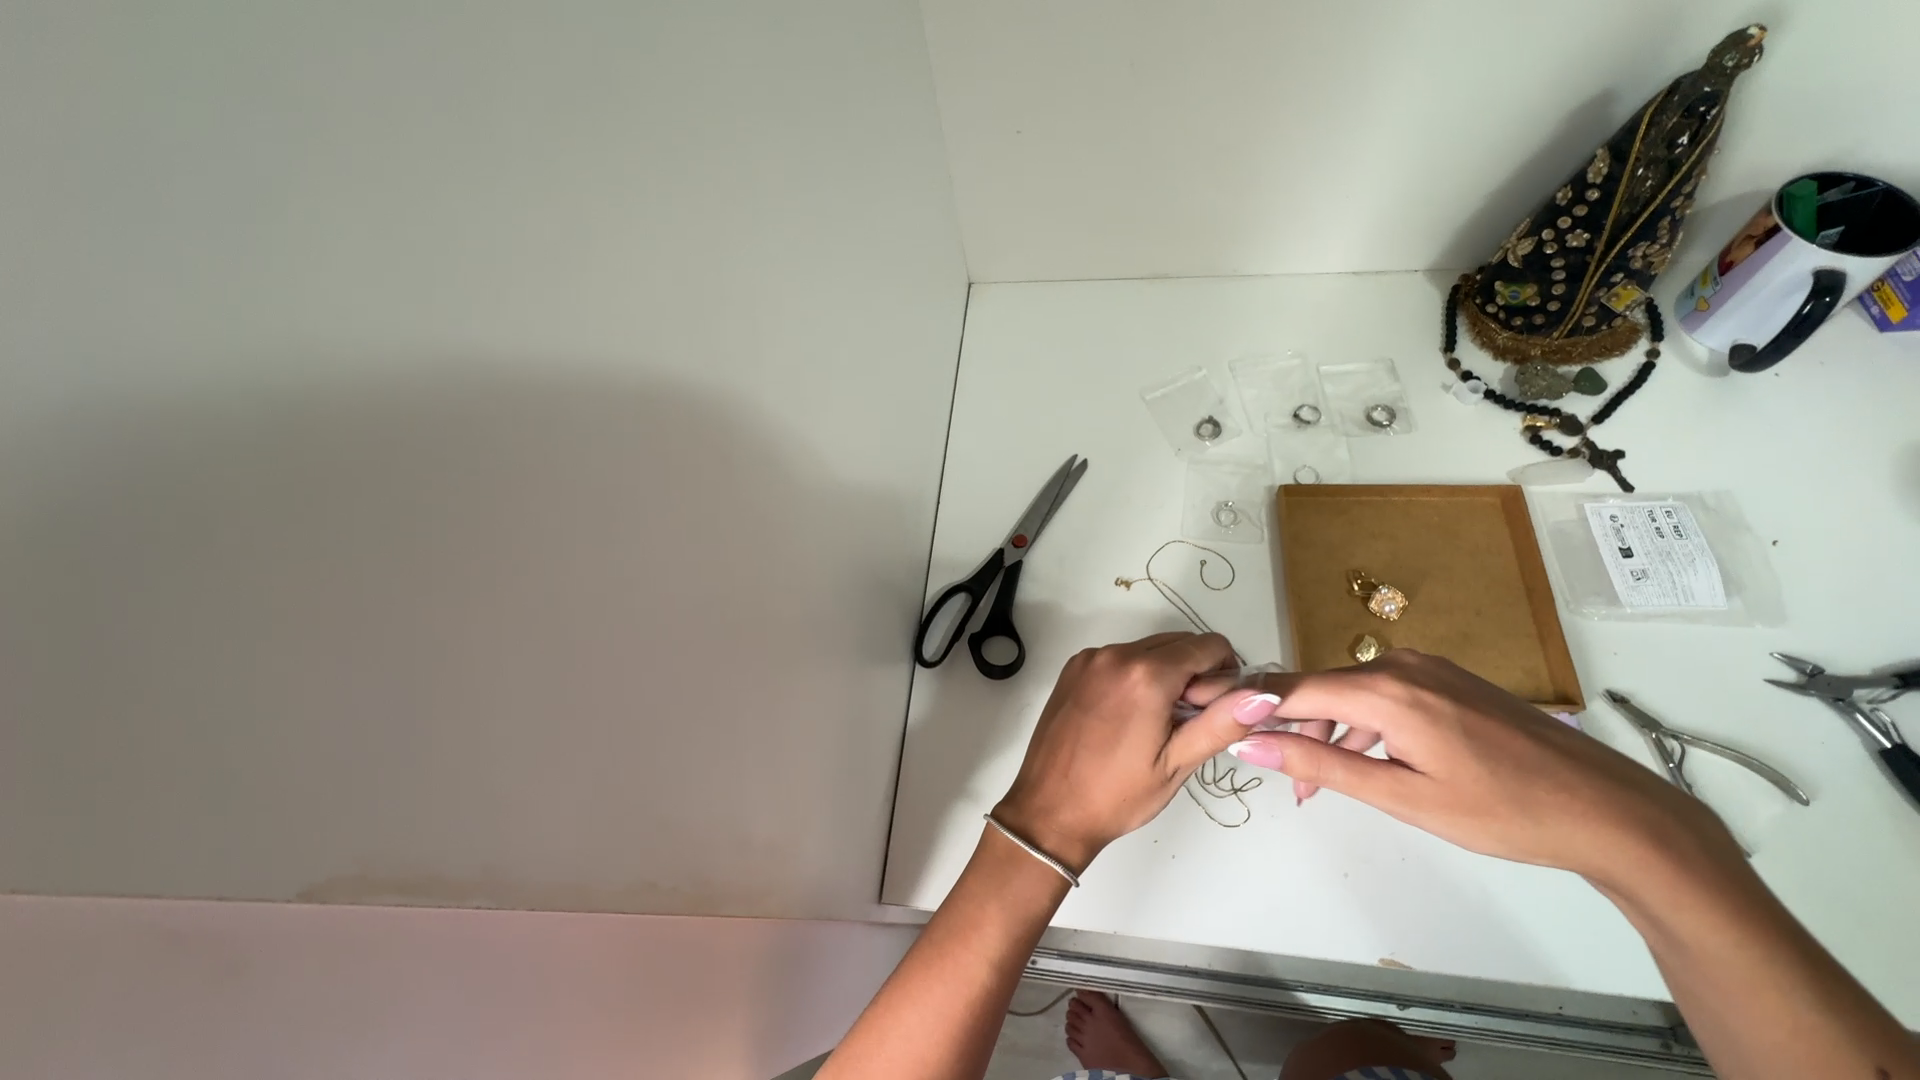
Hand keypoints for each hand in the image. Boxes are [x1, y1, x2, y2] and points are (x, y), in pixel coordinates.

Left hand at [992, 632, 1283, 872]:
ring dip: (1166, 673)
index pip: (1208, 645)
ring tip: (1159, 723)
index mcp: (1144, 674)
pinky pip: (1120, 658)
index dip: (1225, 673)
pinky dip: (1136, 675)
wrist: (1049, 811)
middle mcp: (1114, 654)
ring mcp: (1089, 659)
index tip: (1218, 708)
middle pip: (1178, 642)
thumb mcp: (1176, 764)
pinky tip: (1131, 717)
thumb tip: (1263, 694)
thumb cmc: (1115, 795)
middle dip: (1196, 673)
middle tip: (1188, 721)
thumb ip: (1222, 723)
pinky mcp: (1073, 669)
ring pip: (1149, 649)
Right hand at [1226, 650, 1736, 883]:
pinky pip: (1383, 693)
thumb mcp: (1400, 796)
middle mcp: (1400, 664)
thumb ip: (1318, 764)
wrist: (1608, 809)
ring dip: (1326, 730)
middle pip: (1318, 686)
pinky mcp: (1449, 680)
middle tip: (1281, 778)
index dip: (1249, 706)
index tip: (1217, 725)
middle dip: (1290, 727)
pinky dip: (1362, 724)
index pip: (1290, 687)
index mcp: (1385, 689)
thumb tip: (1248, 745)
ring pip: (1350, 691)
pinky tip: (1368, 761)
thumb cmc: (1501, 811)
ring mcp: (1429, 668)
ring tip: (1321, 783)